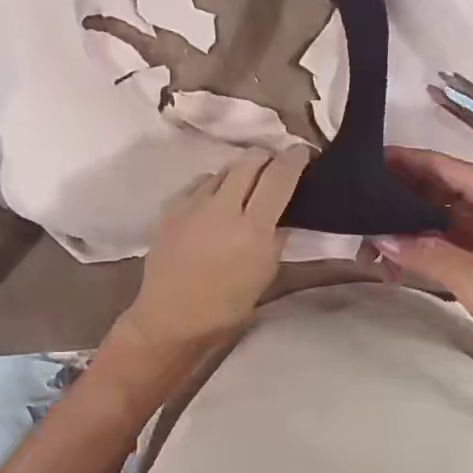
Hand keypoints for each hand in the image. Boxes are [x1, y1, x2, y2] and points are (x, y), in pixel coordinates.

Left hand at [119, 146, 311, 348]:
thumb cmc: (224, 308)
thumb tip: (284, 213)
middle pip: (249, 160)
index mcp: (252, 230)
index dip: (295, 159)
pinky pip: (197, 184)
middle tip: (274, 167)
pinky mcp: (170, 209)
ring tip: (243, 188)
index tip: (302, 153)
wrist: (170, 319)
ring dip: (238, 172)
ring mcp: (192, 206)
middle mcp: (222, 209)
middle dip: (266, 157)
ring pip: (222, 170)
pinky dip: (211, 186)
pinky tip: (213, 202)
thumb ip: (276, 239)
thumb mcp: (264, 276)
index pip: (279, 177)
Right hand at [371, 147, 472, 361]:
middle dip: (399, 200)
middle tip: (357, 213)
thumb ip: (424, 253)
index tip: (363, 163)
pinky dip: (427, 244)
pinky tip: (399, 260)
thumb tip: (378, 238)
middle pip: (439, 188)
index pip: (441, 166)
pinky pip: (453, 235)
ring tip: (372, 245)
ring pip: (443, 214)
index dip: (402, 162)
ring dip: (410, 227)